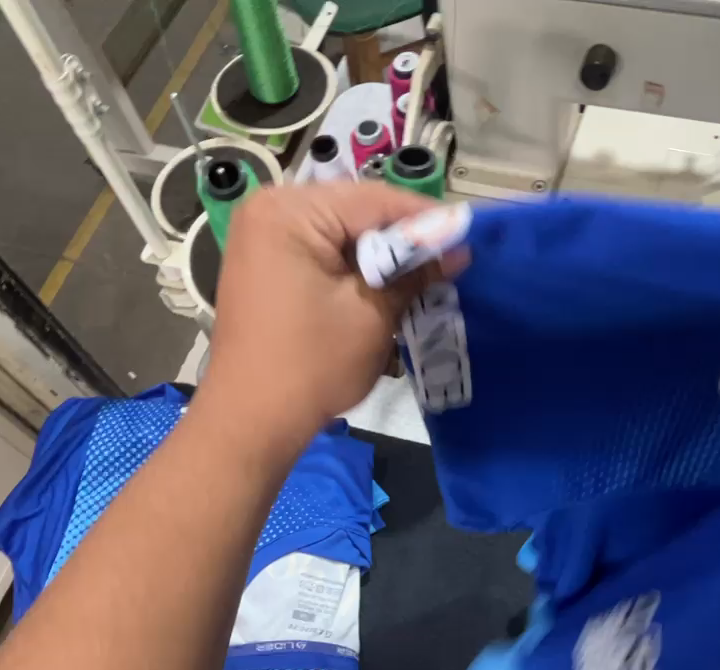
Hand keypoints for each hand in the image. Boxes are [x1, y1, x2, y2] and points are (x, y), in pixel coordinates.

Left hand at [194, 182, 464, 450]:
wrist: (252, 420)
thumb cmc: (312, 365)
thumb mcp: (373, 315)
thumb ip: (415, 273)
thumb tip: (458, 250)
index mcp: (290, 210)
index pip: (375, 200)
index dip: (426, 219)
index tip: (467, 236)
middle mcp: (270, 210)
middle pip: (355, 213)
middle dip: (402, 239)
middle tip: (448, 260)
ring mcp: (261, 239)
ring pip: (339, 235)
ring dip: (380, 257)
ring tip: (422, 278)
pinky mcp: (264, 268)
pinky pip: (320, 255)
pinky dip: (352, 271)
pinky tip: (382, 290)